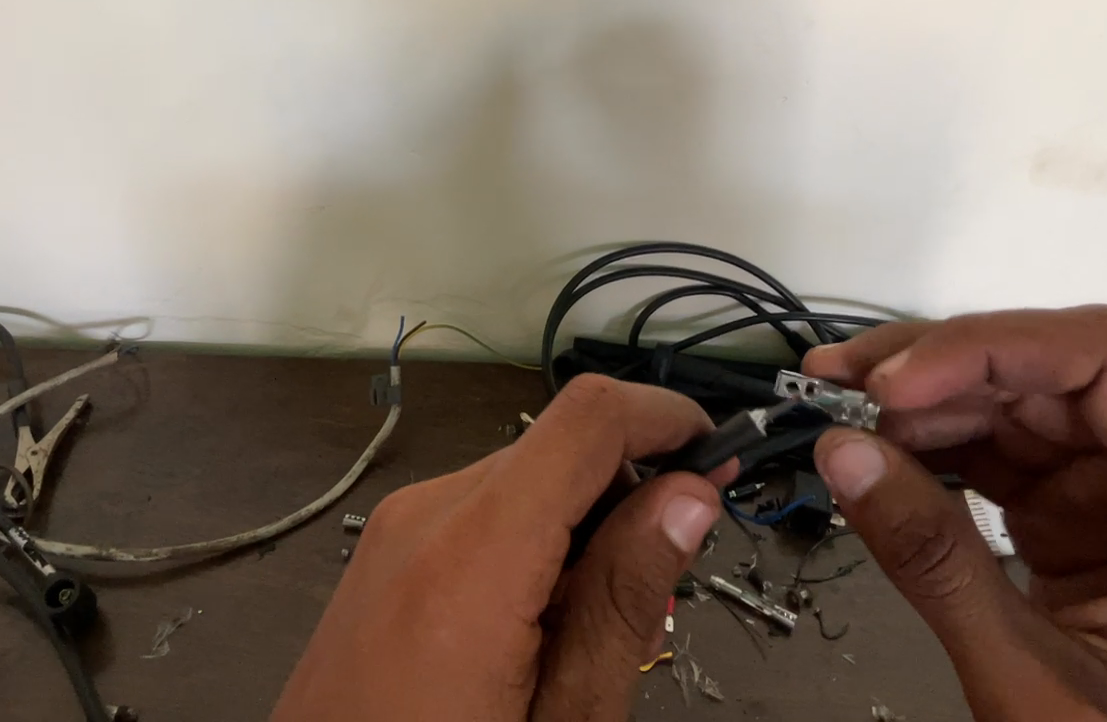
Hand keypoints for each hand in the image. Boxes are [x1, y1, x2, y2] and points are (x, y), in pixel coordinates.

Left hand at [270, 374, 726, 721]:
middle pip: (560, 447)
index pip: (587, 419)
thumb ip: (625, 597)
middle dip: (630, 489)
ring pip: (528, 474)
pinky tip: (544, 614)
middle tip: (662, 580)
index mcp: (472, 552)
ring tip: (597, 618)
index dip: (662, 416)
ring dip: (586, 518)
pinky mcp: (391, 542)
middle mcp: (429, 511)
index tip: (714, 454)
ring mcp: (401, 522)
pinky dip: (538, 534)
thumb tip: (688, 497)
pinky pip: (487, 504)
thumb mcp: (562, 721)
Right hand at [804, 306, 1106, 721]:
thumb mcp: (1039, 691)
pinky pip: (1002, 453)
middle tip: (832, 378)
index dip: (988, 349)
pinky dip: (934, 445)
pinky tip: (879, 454)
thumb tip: (834, 447)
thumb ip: (934, 562)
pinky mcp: (1084, 520)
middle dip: (934, 366)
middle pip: (1051, 371)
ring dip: (923, 400)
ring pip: (1018, 403)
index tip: (888, 388)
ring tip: (839, 411)